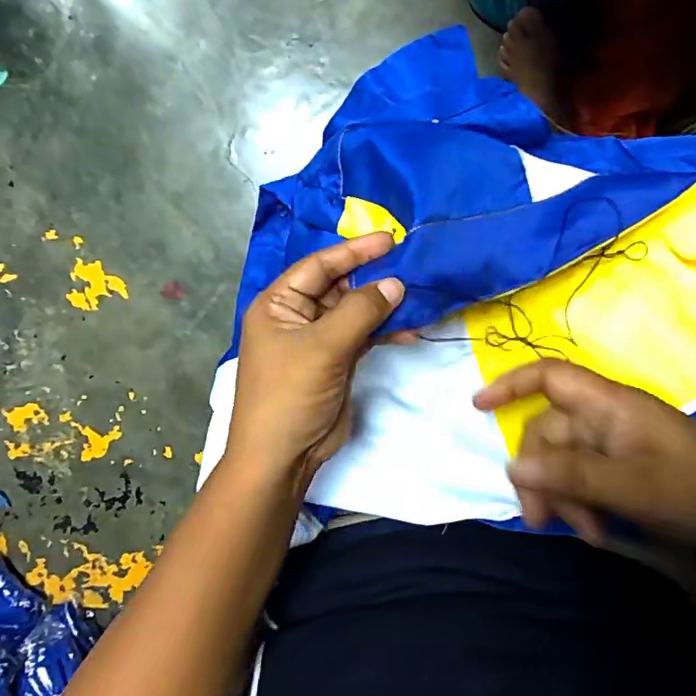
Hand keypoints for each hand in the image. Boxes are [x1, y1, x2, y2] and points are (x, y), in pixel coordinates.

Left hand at [227, 233, 405, 488]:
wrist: (282, 455)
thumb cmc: (290, 393)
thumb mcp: (323, 347)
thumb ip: (360, 311)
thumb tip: (395, 284)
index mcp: (278, 303)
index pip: (318, 266)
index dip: (353, 251)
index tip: (390, 239)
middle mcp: (295, 316)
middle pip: (338, 286)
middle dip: (373, 278)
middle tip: (412, 267)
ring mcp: (316, 340)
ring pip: (354, 312)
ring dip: (383, 306)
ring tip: (418, 298)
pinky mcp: (335, 362)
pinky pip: (362, 336)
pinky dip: (384, 332)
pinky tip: (411, 330)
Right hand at [472, 360, 695, 568]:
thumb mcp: (636, 487)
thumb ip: (570, 474)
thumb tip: (511, 465)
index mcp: (614, 405)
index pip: (551, 377)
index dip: (512, 384)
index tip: (477, 407)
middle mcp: (610, 421)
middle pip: (549, 431)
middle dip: (540, 473)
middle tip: (541, 519)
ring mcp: (618, 450)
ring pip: (562, 462)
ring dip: (562, 496)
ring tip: (584, 531)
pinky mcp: (626, 477)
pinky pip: (583, 482)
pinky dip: (580, 505)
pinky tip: (597, 531)